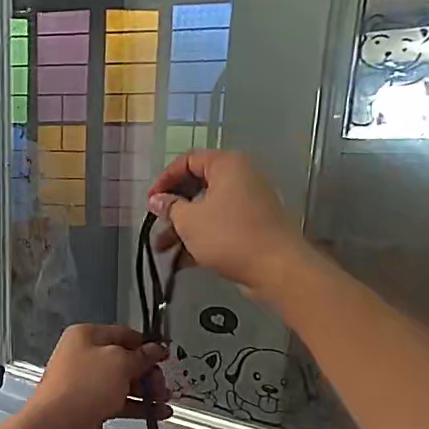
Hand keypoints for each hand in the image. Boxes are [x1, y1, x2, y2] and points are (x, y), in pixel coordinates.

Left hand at [20, 325, 169, 428]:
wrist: (58, 427)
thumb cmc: (83, 386)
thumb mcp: (120, 362)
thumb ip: (141, 356)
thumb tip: (154, 350)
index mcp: (86, 337)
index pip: (122, 334)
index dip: (145, 344)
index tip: (163, 354)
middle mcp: (84, 358)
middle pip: (125, 360)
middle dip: (147, 371)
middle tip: (161, 381)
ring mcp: (87, 384)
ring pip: (124, 383)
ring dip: (147, 390)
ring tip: (164, 398)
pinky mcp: (91, 407)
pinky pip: (120, 403)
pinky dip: (140, 406)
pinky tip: (158, 412)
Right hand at [147, 150, 308, 299]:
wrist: (277, 268)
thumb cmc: (229, 236)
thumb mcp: (189, 221)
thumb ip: (170, 207)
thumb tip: (157, 200)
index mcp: (227, 165)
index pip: (189, 160)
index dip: (165, 179)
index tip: (151, 201)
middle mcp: (241, 179)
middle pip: (198, 187)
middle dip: (173, 209)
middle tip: (156, 225)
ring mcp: (249, 205)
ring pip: (208, 211)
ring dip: (183, 229)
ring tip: (162, 249)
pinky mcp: (253, 228)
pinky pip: (220, 227)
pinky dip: (201, 240)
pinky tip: (180, 261)